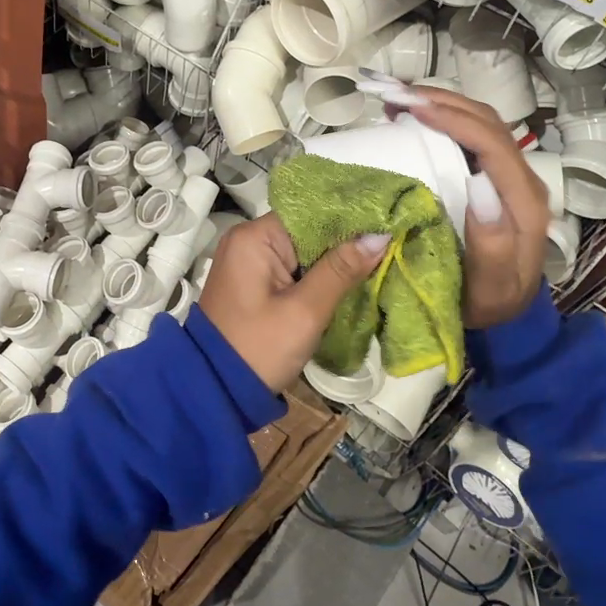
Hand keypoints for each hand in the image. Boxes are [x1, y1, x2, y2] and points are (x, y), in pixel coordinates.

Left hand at [198, 215, 390, 391]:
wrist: (216, 390)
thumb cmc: (259, 348)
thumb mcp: (304, 312)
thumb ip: (340, 271)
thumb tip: (379, 235)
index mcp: (254, 237)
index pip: (310, 215)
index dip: (349, 222)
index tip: (387, 227)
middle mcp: (248, 240)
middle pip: (307, 232)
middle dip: (345, 243)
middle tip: (389, 249)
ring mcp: (249, 262)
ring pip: (302, 252)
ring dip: (333, 262)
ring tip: (378, 263)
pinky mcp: (254, 283)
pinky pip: (292, 269)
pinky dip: (316, 277)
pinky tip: (348, 283)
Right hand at [397, 88, 551, 327]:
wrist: (506, 312)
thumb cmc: (490, 303)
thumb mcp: (491, 289)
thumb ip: (492, 245)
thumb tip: (480, 185)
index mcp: (523, 203)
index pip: (492, 143)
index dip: (454, 119)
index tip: (410, 108)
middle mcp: (522, 180)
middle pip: (487, 123)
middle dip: (441, 101)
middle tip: (393, 93)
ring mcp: (509, 175)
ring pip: (481, 121)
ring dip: (441, 103)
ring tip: (397, 97)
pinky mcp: (494, 176)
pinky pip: (472, 133)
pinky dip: (442, 115)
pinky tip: (411, 113)